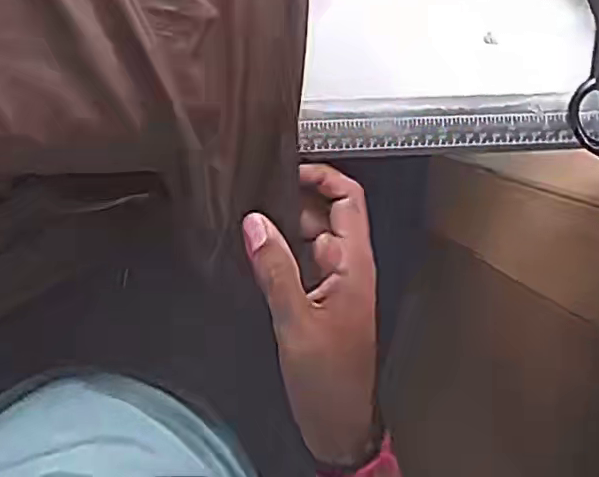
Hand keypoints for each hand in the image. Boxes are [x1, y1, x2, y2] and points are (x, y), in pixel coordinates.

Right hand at [243, 164, 380, 467]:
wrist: (339, 430)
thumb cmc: (329, 382)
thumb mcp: (297, 322)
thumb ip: (275, 269)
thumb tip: (253, 220)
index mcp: (353, 263)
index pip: (348, 199)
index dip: (322, 176)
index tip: (287, 167)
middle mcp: (345, 264)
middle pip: (323, 211)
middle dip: (290, 197)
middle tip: (251, 190)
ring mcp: (332, 278)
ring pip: (307, 232)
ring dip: (280, 222)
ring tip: (245, 213)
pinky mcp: (317, 294)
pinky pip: (298, 255)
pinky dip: (278, 246)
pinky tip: (252, 246)